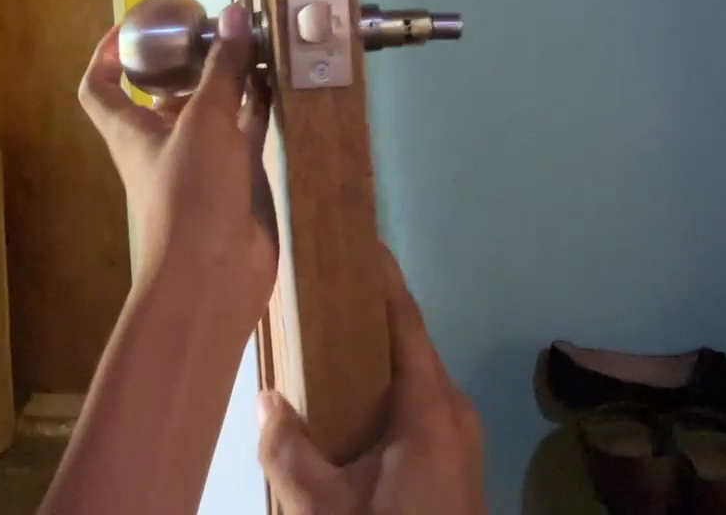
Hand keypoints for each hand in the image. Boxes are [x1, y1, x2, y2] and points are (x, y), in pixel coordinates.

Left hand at [78, 2, 275, 318]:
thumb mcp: (205, 120)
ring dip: (228, 81)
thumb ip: (223, 68)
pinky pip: (243, 133)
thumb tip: (234, 13)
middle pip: (164, 93)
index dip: (105, 55)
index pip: (99, 87)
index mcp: (132, 129)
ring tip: (255, 45)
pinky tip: (278, 84)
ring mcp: (198, 163)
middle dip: (187, 61)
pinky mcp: (233, 180)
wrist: (214, 274)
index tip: (132, 27)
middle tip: (216, 29)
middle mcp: (161, 143)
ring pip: (210, 111)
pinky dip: (257, 108)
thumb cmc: (190, 191)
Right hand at [258, 251, 486, 514]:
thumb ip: (289, 452)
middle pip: (412, 341)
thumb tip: (265, 400)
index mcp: (430, 408)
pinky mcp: (456, 459)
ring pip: (417, 372)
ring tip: (333, 332)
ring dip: (381, 348)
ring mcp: (460, 436)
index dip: (384, 276)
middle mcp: (453, 409)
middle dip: (373, 309)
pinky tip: (356, 395)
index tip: (361, 238)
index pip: (405, 319)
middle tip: (328, 284)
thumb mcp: (326, 509)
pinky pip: (422, 400)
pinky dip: (390, 382)